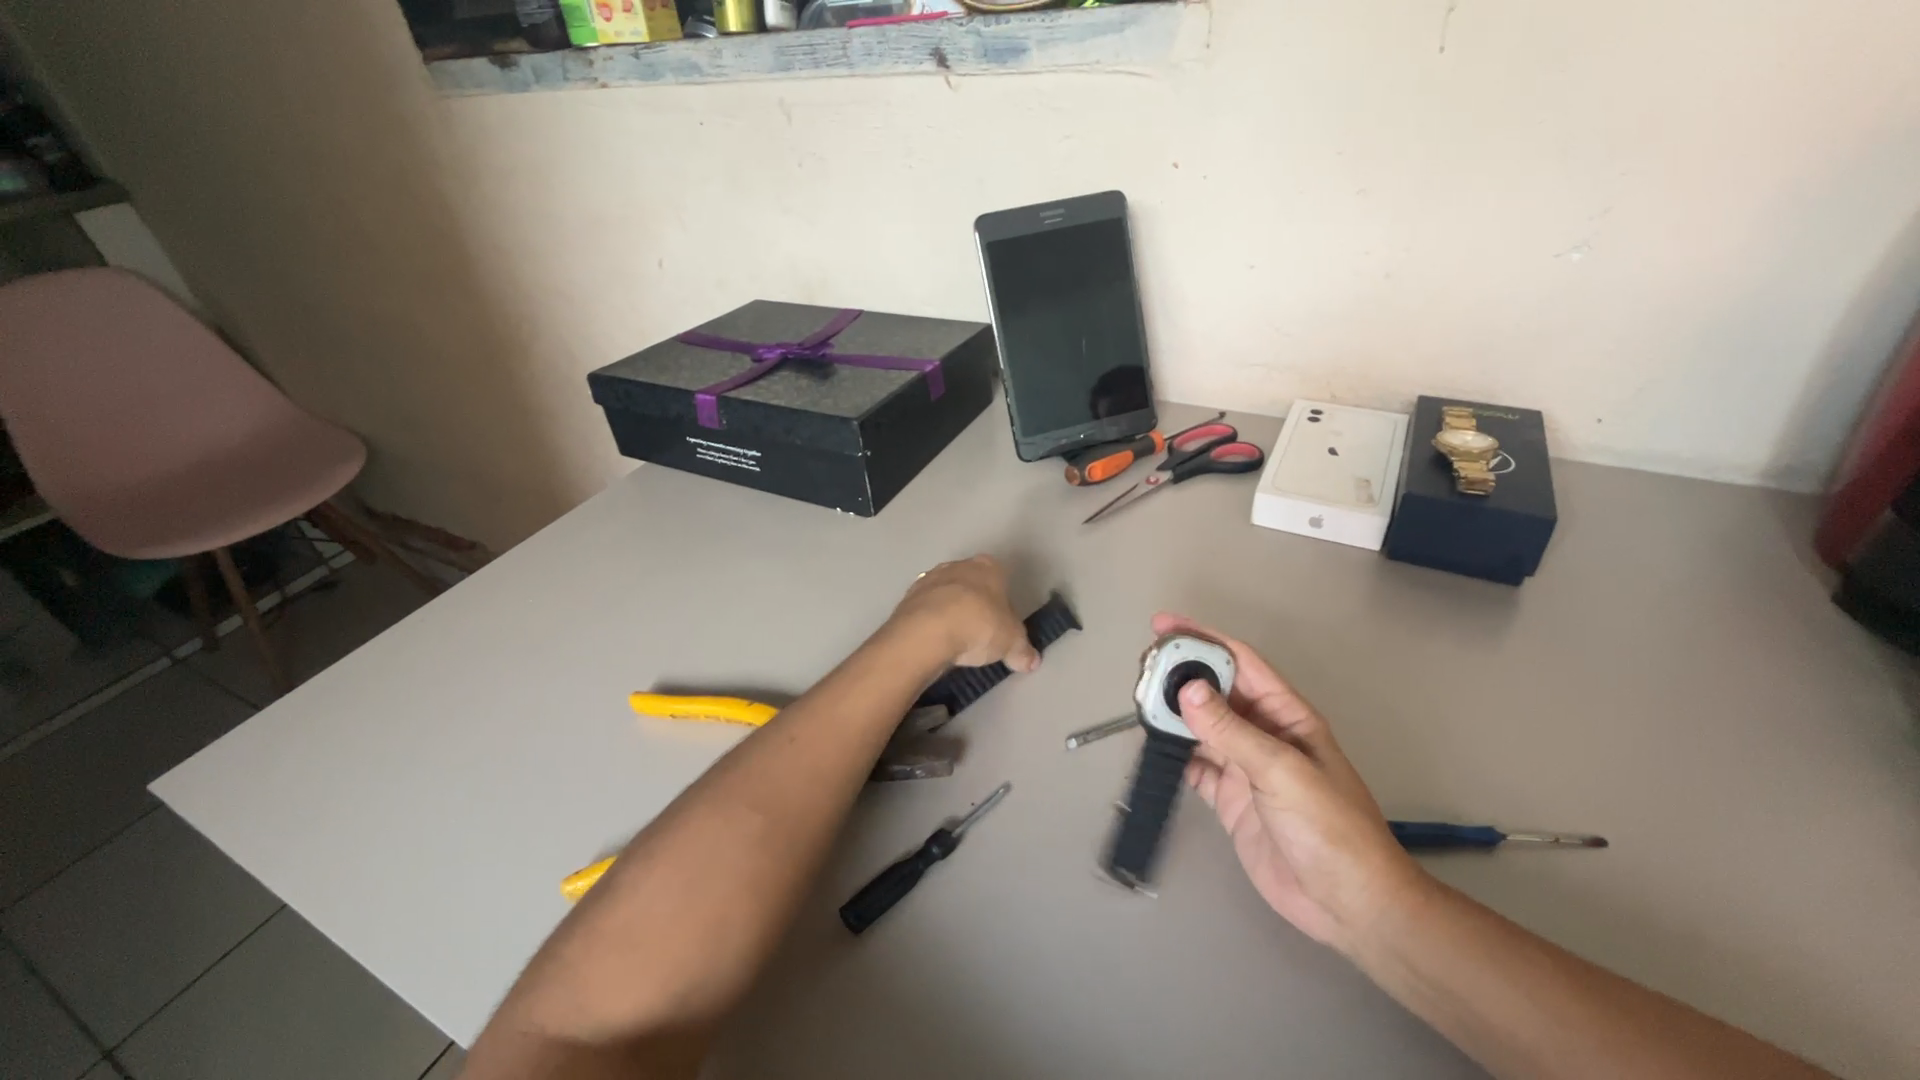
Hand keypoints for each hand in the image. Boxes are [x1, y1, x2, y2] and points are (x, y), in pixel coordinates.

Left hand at [890, 557, 1039, 671]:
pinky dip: (930, 622)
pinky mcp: (907, 596)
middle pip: (972, 585)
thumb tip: (1032, 661)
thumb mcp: (1011, 643)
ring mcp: (930, 578)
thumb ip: (1023, 651)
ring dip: (950, 613)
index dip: (1003, 605)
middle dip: (975, 606)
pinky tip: (934, 642)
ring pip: (946, 595)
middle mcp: (959, 565)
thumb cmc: (979, 626)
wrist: (927, 631)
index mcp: (989, 567)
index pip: (1001, 581)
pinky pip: (925, 609)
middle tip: (979, 635)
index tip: (1001, 627)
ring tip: (954, 642)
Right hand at [1153, 613, 1426, 954]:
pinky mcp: (1233, 800)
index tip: (1163, 626)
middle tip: (1142, 667)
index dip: (1203, 640)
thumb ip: (1232, 731)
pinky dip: (1176, 755)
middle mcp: (1265, 735)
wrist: (1349, 903)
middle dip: (1182, 674)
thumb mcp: (1282, 771)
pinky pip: (1198, 767)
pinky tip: (1155, 748)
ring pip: (1203, 728)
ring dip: (1174, 713)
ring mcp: (1247, 769)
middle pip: (1217, 692)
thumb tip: (1187, 690)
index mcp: (1287, 716)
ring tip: (1139, 701)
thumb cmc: (1329, 828)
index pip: (1240, 663)